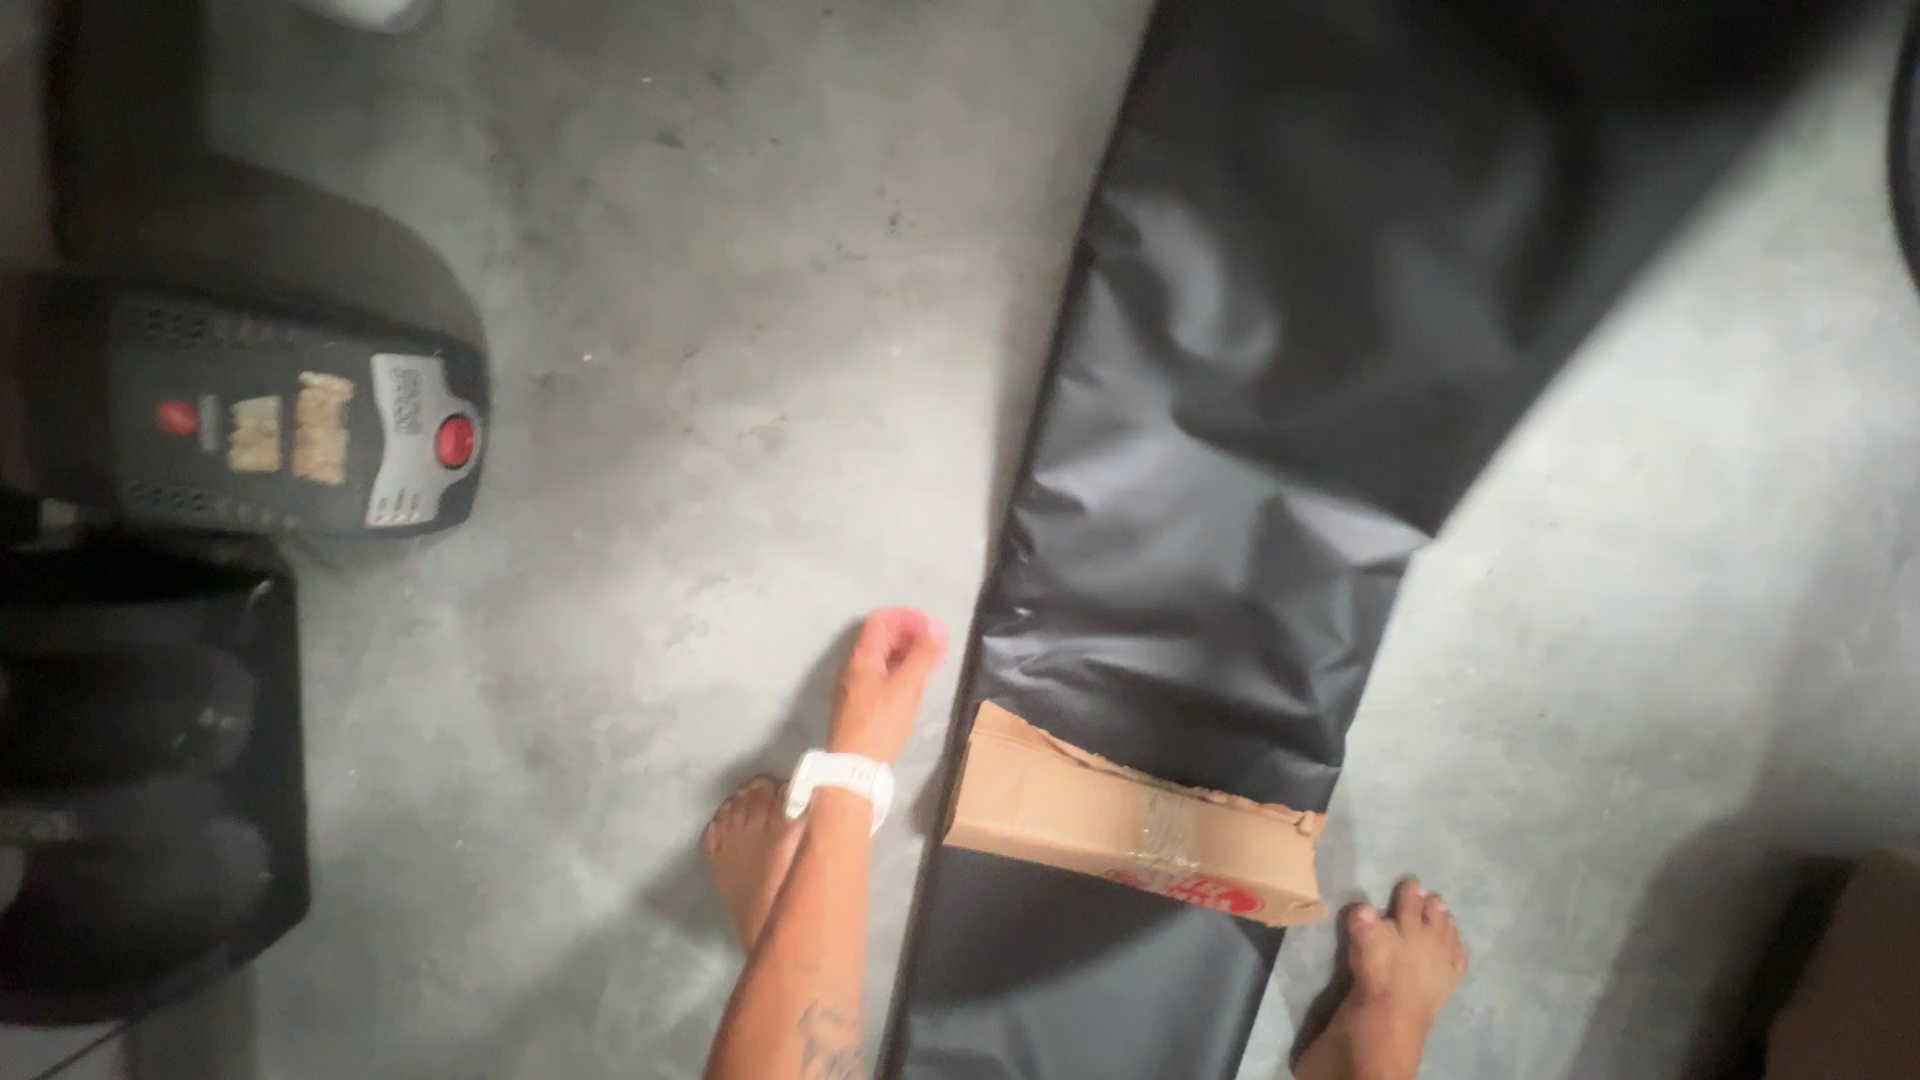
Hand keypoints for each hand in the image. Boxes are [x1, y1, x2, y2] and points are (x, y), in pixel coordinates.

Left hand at [827, 608, 948, 762]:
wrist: (855, 767)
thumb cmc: (881, 724)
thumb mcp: (907, 688)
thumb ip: (923, 656)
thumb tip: (938, 627)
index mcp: (863, 658)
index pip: (881, 620)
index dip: (906, 617)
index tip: (931, 626)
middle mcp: (854, 667)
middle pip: (880, 637)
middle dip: (908, 633)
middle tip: (934, 642)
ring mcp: (855, 686)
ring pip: (881, 657)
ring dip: (905, 652)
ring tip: (929, 661)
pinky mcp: (860, 703)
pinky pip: (881, 674)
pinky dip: (899, 669)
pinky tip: (913, 684)